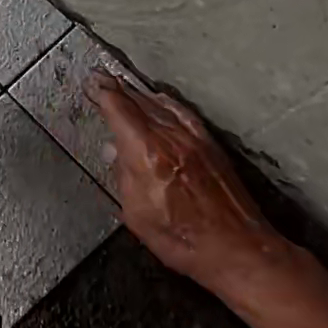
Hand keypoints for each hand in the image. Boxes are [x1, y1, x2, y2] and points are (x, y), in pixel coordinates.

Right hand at [86, 70, 294, 299]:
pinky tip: (162, 101)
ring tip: (125, 87)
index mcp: (148, 155)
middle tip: (102, 79)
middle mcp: (172, 139)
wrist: (235, 247)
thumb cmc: (184, 240)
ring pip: (162, 105)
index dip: (103, 94)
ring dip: (140, 94)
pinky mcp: (211, 145)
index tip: (92, 84)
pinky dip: (168, 103)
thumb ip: (123, 177)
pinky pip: (184, 113)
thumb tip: (115, 153)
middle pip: (140, 102)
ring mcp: (194, 139)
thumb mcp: (137, 215)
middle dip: (118, 89)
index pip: (120, 111)